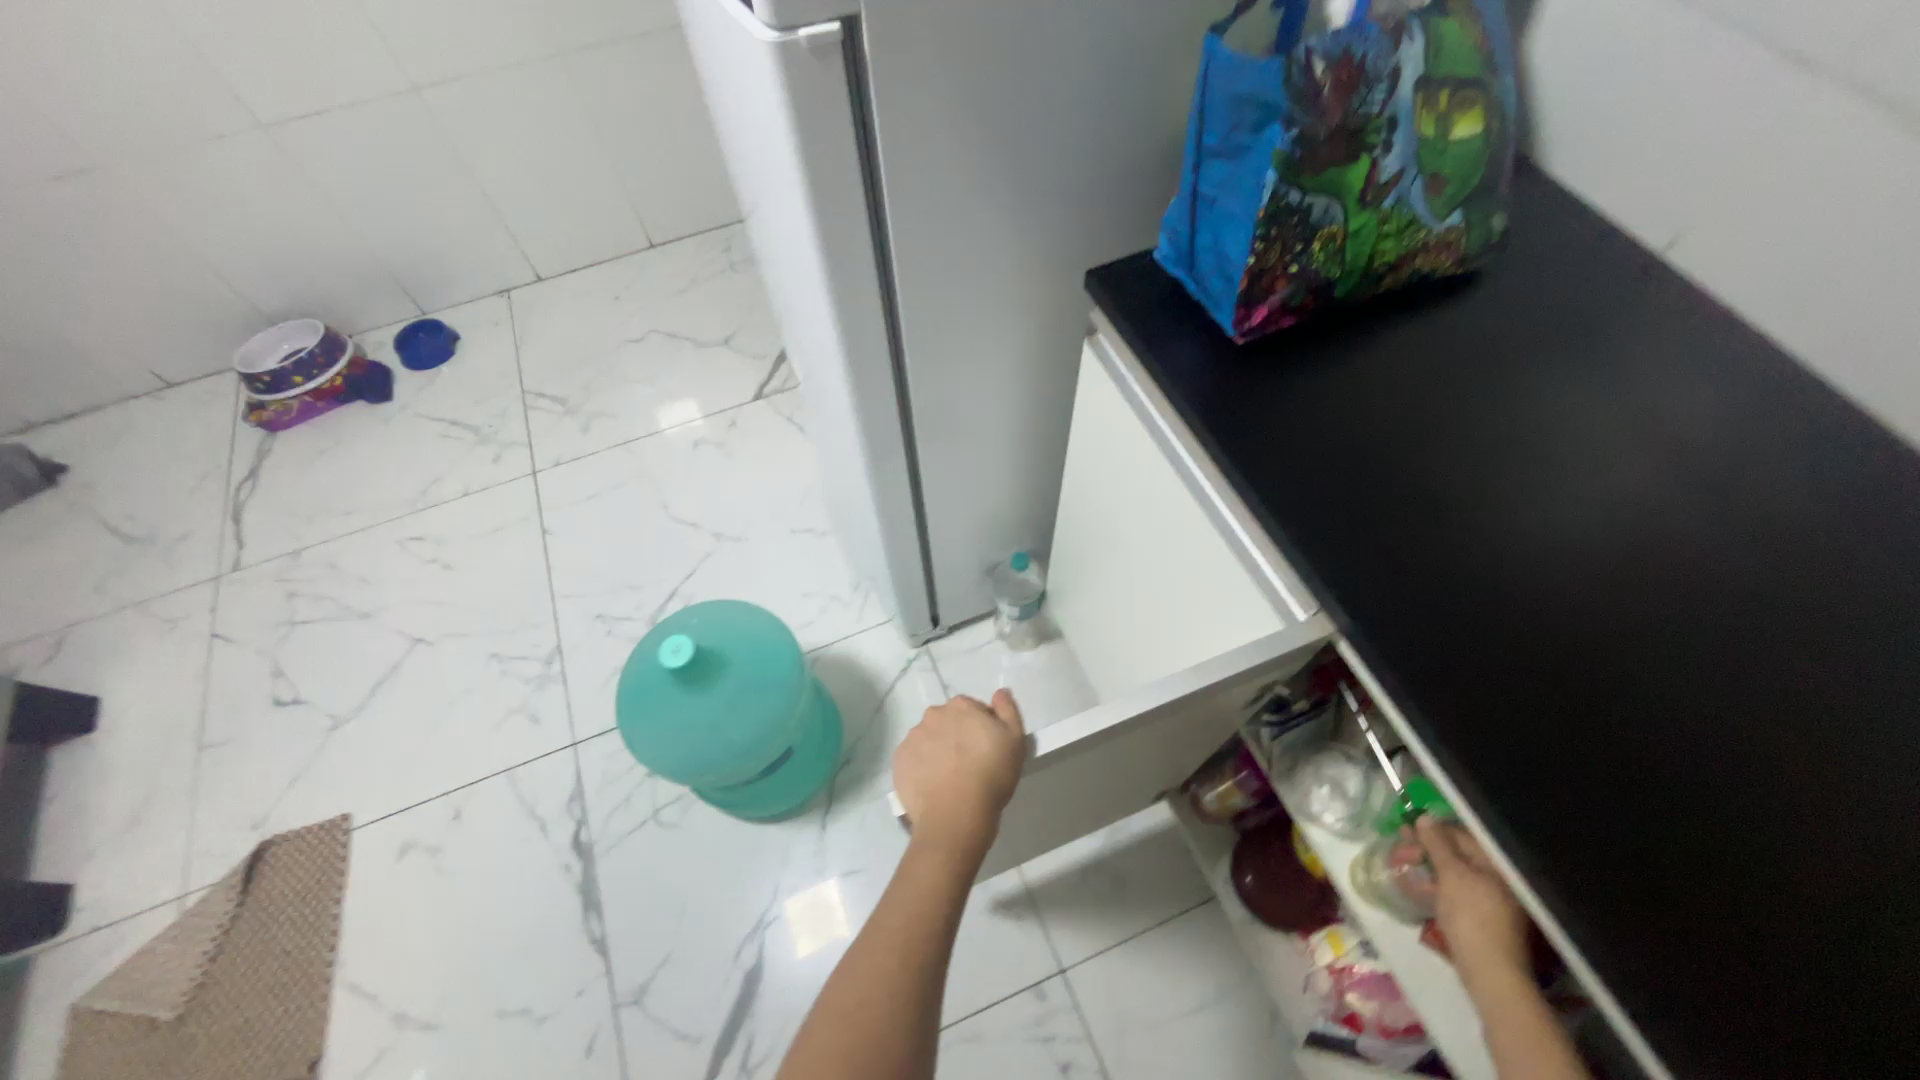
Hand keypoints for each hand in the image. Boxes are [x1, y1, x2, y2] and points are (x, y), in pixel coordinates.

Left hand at [893, 690, 1026, 861]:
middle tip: (968, 763)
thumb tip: (1000, 691)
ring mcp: (912, 737)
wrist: (957, 813)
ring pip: (927, 740)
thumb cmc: (991, 774)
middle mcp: (933, 715)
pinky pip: (912, 759)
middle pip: (946, 721)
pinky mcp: (899, 761)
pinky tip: (932, 786)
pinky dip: (921, 768)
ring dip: (936, 750)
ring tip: (949, 778)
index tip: (986, 748)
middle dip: (955, 736)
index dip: (980, 728)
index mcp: (961, 706)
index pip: (971, 709)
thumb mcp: (1015, 739)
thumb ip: (1008, 709)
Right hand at [1416, 815, 1531, 985]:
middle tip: (1399, 852)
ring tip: (1403, 871)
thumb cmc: (1471, 915)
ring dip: (1427, 870)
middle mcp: (1496, 878)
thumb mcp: (1452, 874)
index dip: (1431, 830)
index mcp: (1494, 864)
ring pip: (1453, 875)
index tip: (1404, 831)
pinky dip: (1436, 889)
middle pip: (1457, 855)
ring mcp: (1490, 900)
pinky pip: (1455, 894)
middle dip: (1426, 851)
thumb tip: (1425, 816)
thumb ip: (1438, 844)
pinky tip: (1418, 891)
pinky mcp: (1481, 918)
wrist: (1489, 970)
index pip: (1461, 835)